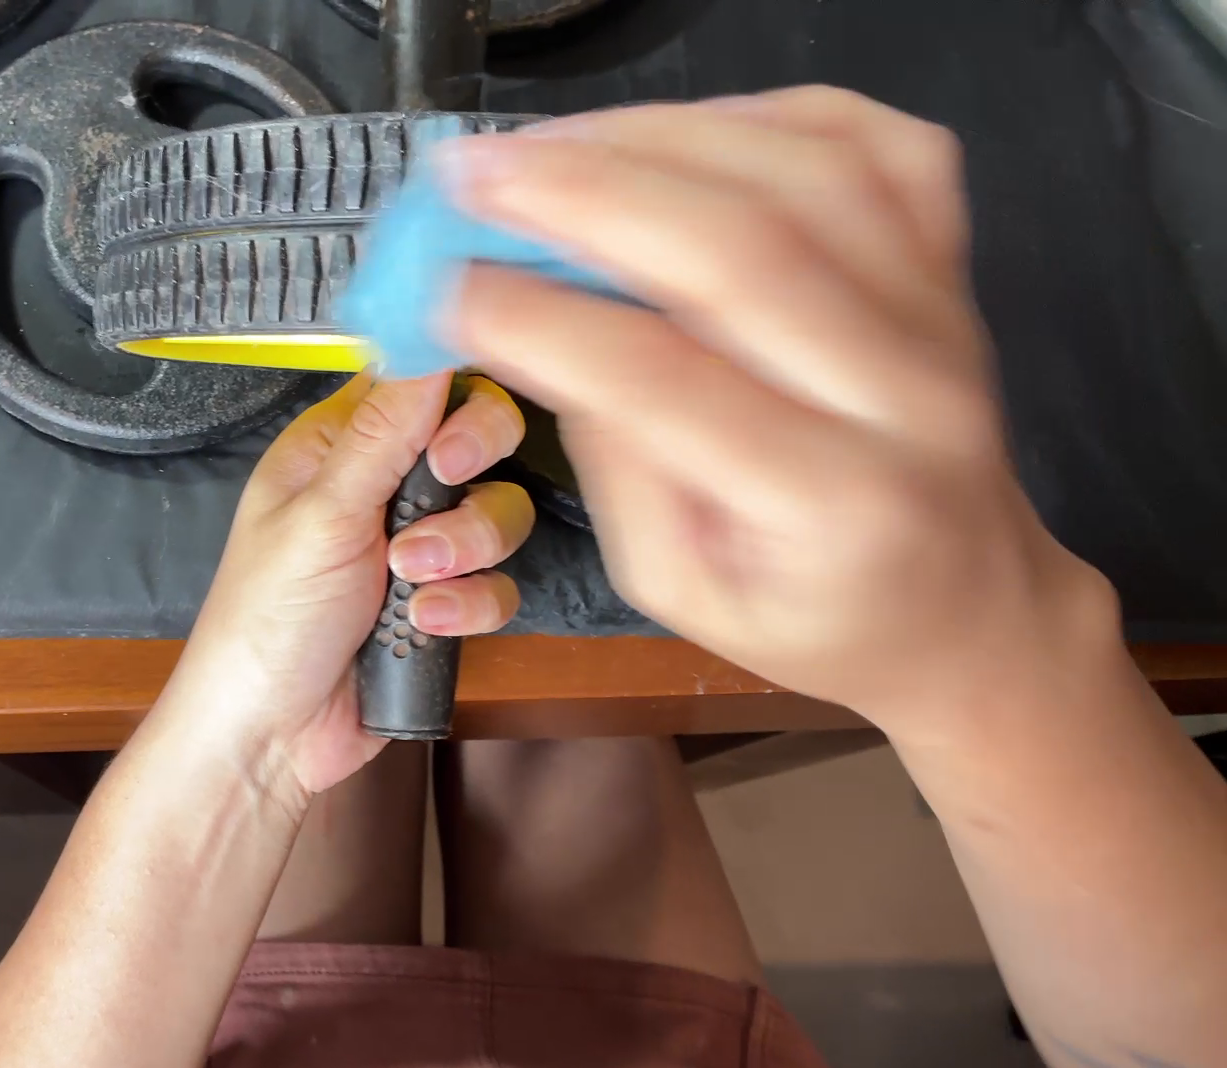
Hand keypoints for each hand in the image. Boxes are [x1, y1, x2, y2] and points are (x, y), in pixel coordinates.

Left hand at [153, 372, 533, 803]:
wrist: (271, 732)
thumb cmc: (269, 614)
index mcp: (339, 448)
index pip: (422, 387)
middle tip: (439, 497)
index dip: (455, 401)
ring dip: (467, 549)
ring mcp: (418, 547)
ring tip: (413, 585)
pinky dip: (469, 605)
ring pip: (497, 516)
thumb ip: (383, 431)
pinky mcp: (443, 604)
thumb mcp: (322, 514)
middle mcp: (383, 488)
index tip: (453, 440)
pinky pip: (496, 585)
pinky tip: (425, 626)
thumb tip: (427, 337)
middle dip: (469, 479)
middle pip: (477, 446)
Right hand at [437, 87, 1120, 728]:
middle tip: (471, 176)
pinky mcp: (944, 258)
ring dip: (645, 138)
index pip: (657, 378)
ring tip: (535, 146)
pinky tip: (656, 132)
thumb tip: (549, 336)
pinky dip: (745, 115)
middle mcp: (899, 384)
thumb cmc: (800, 614)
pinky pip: (863, 140)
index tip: (444, 289)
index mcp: (822, 498)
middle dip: (580, 197)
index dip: (537, 321)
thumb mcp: (674, 584)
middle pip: (736, 246)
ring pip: (798, 168)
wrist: (962, 599)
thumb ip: (616, 464)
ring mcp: (938, 305)